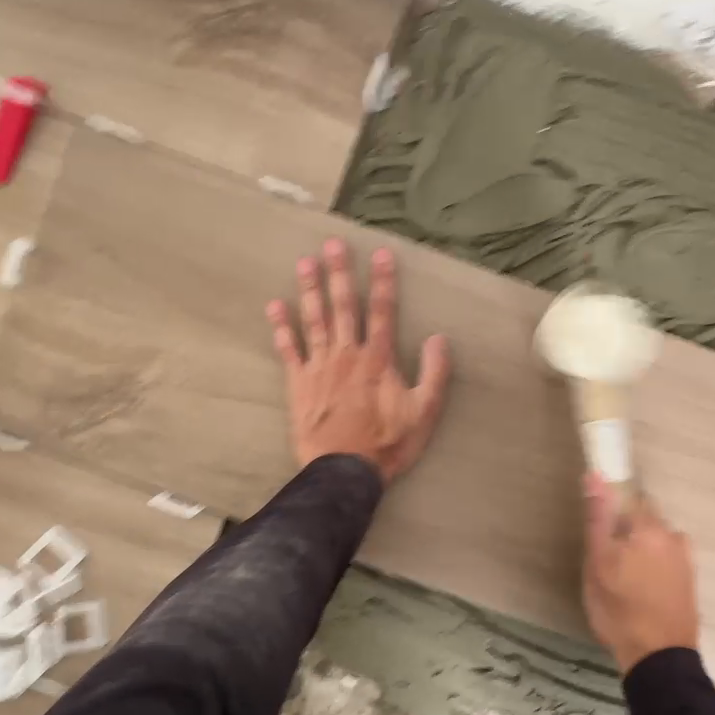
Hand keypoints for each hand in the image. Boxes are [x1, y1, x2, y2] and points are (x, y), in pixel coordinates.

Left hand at [266, 239, 452, 484]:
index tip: (382, 253)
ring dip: (310, 290)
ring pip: (314, 320)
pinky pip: (289, 350)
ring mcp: (320, 368)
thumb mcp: (424, 412)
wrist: (344, 470)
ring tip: (305, 262)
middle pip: (344, 306)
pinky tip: (275, 307)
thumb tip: (439, 338)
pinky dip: (281, 329)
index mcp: (378, 360)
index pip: (383, 311)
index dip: (384, 281)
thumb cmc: (387, 444)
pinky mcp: (299, 384)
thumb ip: (434, 373)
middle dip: (340, 273)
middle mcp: (347, 355)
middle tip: (333, 243)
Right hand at [582, 474, 699, 672]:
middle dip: (626, 533)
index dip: (611, 514)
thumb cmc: (620, 609)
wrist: (658, 657)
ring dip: (641, 551)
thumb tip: (596, 475)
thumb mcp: (597, 562)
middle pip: (644, 520)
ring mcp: (686, 558)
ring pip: (655, 541)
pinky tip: (642, 589)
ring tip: (624, 580)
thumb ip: (597, 517)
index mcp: (649, 527)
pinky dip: (653, 568)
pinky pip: (666, 560)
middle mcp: (673, 535)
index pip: (628, 499)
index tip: (600, 536)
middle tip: (607, 562)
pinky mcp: (690, 580)